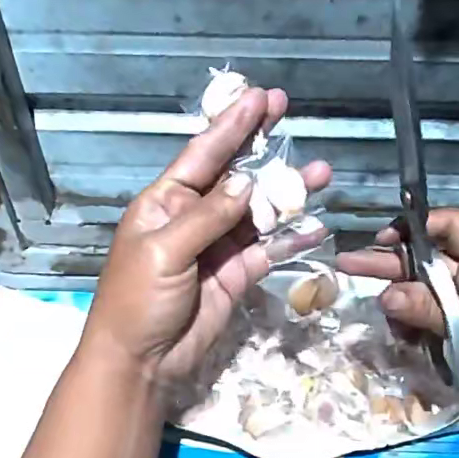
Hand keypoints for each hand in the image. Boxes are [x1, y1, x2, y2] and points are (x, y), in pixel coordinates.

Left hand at [83, 87, 331, 386]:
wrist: (141, 360)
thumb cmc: (138, 299)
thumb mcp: (165, 250)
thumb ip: (207, 216)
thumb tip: (245, 183)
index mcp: (164, 203)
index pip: (202, 155)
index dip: (230, 127)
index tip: (259, 98)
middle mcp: (191, 218)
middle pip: (233, 176)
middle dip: (261, 147)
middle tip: (288, 114)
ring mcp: (215, 248)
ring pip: (256, 213)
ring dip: (286, 195)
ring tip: (321, 174)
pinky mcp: (234, 276)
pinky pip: (266, 251)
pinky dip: (289, 240)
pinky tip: (315, 226)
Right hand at [336, 209, 458, 411]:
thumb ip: (423, 307)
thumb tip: (383, 296)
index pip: (451, 225)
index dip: (415, 228)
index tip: (381, 240)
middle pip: (429, 258)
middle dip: (390, 263)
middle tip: (348, 264)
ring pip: (425, 289)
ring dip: (400, 299)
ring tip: (379, 311)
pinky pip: (430, 313)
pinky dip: (412, 320)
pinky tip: (398, 332)